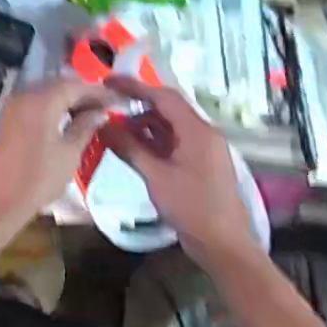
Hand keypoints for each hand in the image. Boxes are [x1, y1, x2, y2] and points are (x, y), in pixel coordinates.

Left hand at [0, 80, 115, 223]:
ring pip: (47, 93)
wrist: (3, 198)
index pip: (74, 86)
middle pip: (59, 86)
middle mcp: (25, 96)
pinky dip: (53, 106)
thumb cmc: (41, 177)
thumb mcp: (70, 152)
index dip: (96, 91)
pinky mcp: (10, 117)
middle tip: (105, 106)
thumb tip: (100, 111)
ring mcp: (15, 106)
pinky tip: (68, 119)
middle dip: (82, 93)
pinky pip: (36, 103)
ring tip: (91, 113)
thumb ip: (85, 126)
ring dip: (68, 100)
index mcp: (41, 101)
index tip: (116, 99)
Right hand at [101, 75, 263, 266]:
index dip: (135, 86)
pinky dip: (152, 140)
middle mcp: (203, 133)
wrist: (224, 245)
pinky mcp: (199, 162)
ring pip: (169, 125)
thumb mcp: (155, 176)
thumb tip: (102, 126)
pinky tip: (132, 147)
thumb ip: (129, 148)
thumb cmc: (192, 207)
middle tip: (108, 104)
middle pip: (167, 108)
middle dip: (136, 105)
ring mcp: (203, 148)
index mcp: (197, 131)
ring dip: (142, 124)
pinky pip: (173, 140)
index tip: (108, 81)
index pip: (163, 97)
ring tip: (115, 130)